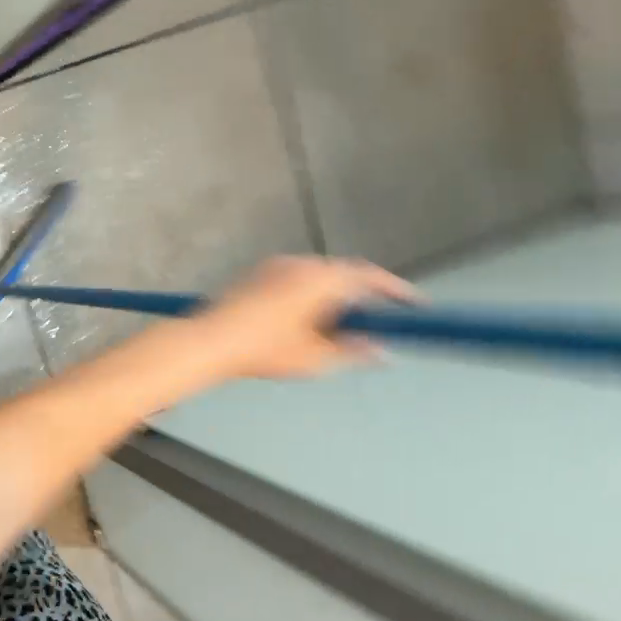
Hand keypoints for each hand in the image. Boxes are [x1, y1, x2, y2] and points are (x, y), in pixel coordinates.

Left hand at [191, 256, 417, 379]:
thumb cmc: (262, 349)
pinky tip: (300, 322)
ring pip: (315, 277)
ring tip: (333, 327)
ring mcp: (273, 266)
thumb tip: (382, 352)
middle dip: (358, 297)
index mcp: (321, 277)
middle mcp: (300, 263)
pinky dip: (306, 296)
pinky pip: (292, 280)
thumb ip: (353, 351)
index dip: (394, 290)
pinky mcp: (254, 275)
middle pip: (341, 275)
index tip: (414, 305)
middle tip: (370, 322)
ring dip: (330, 297)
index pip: (369, 277)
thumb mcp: (315, 357)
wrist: (206, 342)